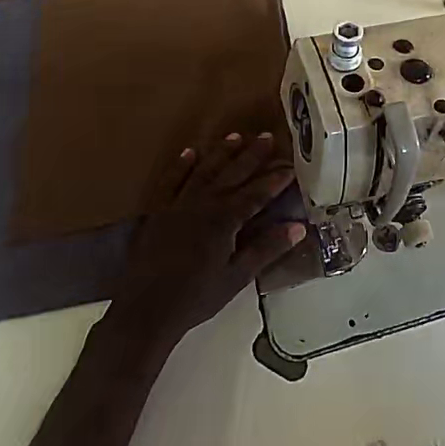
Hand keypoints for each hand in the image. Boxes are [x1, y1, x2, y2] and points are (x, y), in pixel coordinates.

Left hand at [108, 134, 304, 347]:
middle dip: (252, 155)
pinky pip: (172, 181)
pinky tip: (190, 152)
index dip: (275, 179)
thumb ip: (267, 249)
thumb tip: (298, 227)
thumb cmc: (196, 296)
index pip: (257, 193)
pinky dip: (181, 166)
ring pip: (205, 171)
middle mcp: (204, 204)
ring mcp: (178, 205)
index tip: (291, 166)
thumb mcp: (238, 276)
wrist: (145, 309)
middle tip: (267, 136)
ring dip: (221, 153)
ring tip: (236, 136)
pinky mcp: (158, 212)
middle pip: (233, 174)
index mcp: (225, 220)